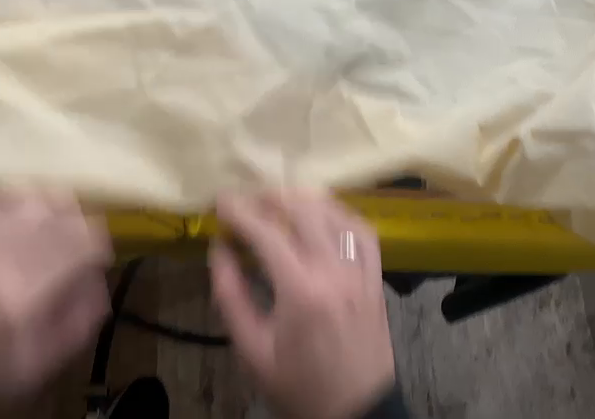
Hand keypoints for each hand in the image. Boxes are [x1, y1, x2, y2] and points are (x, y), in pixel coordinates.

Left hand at [0, 190, 113, 405]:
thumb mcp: (37, 363)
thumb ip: (77, 321)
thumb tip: (98, 281)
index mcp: (28, 288)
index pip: (82, 238)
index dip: (97, 242)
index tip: (95, 254)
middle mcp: (2, 248)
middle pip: (57, 205)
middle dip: (73, 219)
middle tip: (72, 237)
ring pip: (25, 192)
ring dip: (41, 205)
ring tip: (41, 224)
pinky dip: (5, 200)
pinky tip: (6, 218)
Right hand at [209, 191, 394, 418]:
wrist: (356, 416)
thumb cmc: (298, 386)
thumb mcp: (251, 351)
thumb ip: (231, 297)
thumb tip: (219, 249)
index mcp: (301, 291)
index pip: (266, 232)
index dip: (240, 211)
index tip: (221, 199)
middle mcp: (334, 272)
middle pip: (302, 210)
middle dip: (270, 197)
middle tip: (248, 200)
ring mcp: (359, 273)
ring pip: (334, 213)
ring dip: (304, 199)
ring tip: (280, 200)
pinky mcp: (375, 279)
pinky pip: (362, 232)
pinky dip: (340, 214)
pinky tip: (323, 214)